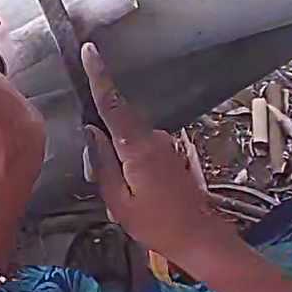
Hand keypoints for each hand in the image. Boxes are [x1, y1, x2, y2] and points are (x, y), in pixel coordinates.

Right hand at [82, 42, 244, 268]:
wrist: (201, 240)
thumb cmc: (157, 226)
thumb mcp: (118, 202)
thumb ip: (101, 164)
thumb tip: (91, 132)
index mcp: (137, 149)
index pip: (112, 104)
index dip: (99, 76)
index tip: (90, 52)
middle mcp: (154, 139)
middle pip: (119, 124)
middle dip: (106, 144)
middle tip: (112, 187)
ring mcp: (166, 145)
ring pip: (130, 140)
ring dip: (122, 160)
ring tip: (131, 200)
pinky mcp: (172, 153)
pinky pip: (143, 148)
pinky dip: (134, 164)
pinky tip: (142, 195)